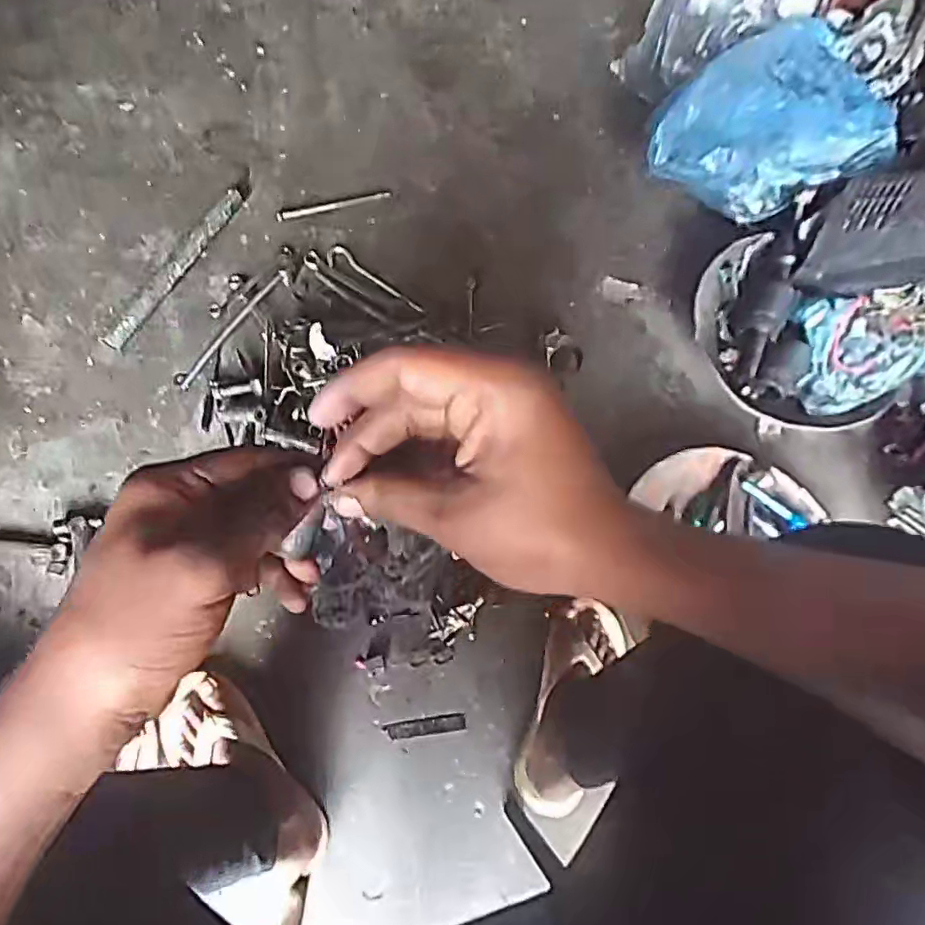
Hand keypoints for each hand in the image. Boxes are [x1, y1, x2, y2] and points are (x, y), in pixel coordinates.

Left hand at [32, 448, 319, 729]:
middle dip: (292, 520)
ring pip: (255, 534)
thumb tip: (305, 483)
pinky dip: (272, 578)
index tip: (330, 488)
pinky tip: (291, 597)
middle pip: (253, 498)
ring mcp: (189, 547)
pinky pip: (246, 566)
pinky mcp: (199, 580)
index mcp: (169, 489)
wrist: (93, 694)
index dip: (289, 472)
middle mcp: (180, 510)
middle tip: (322, 541)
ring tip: (308, 578)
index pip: (244, 462)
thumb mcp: (202, 563)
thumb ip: (256, 519)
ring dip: (287, 553)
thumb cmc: (135, 622)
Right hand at [308, 346, 636, 596]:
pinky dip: (411, 454)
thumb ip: (392, 497)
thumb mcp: (457, 518)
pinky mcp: (498, 429)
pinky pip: (442, 432)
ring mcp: (498, 406)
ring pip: (422, 414)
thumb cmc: (543, 536)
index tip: (317, 420)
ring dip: (384, 444)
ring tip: (347, 478)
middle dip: (365, 430)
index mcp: (492, 390)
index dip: (352, 390)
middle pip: (409, 393)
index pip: (404, 369)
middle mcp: (495, 385)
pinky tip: (380, 477)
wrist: (607, 555)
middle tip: (329, 469)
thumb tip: (342, 494)